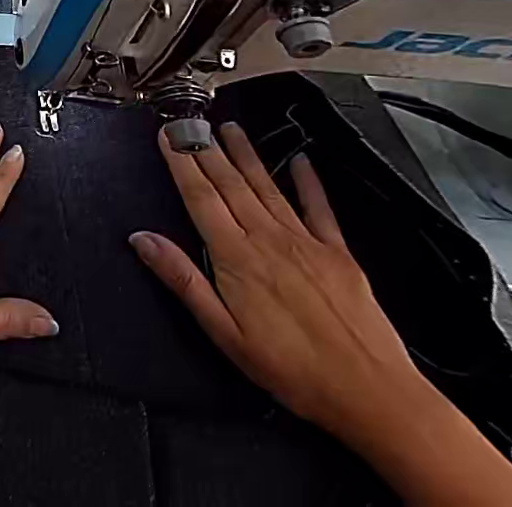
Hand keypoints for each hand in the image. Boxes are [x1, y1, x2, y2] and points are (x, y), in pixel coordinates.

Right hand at [130, 124, 420, 437]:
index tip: (169, 137)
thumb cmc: (292, 371)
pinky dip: (308, 181)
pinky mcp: (336, 251)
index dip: (181, 163)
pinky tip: (301, 161)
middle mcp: (268, 238)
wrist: (367, 390)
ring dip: (245, 154)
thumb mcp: (223, 333)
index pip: (200, 197)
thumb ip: (182, 279)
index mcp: (237, 257)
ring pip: (266, 186)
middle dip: (207, 149)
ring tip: (231, 129)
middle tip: (194, 122)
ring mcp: (304, 240)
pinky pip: (317, 206)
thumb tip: (144, 240)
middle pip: (230, 184)